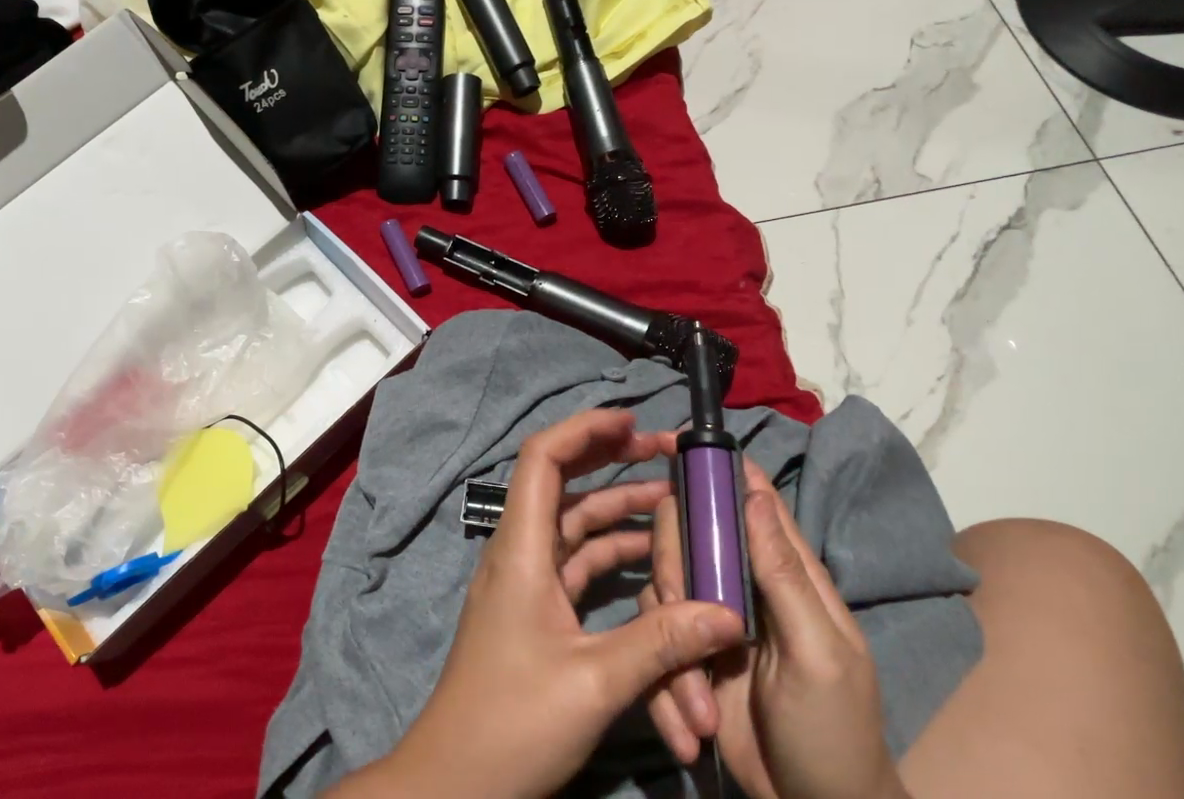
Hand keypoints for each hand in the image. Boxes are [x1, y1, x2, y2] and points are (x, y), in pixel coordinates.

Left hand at [328, 410, 749, 798]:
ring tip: (674, 502)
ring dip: (619, 513)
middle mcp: (519, 556)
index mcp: (520, 552)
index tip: (632, 421)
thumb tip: (726, 610)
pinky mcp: (535, 615)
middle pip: (561, 486)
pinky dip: (612, 557)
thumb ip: (662, 643)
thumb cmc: (513, 722)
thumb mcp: (595, 682)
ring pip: (574, 529)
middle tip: (666, 452)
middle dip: (611, 462)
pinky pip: (577, 568)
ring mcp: (525, 586)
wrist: (456, 780)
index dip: (583, 430)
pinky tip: (653, 562)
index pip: (542, 460)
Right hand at [640, 458, 906, 798]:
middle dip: (676, 578)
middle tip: (685, 622)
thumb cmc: (832, 732)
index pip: (754, 504)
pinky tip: (688, 730)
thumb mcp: (819, 654)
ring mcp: (710, 624)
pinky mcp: (684, 660)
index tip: (679, 444)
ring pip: (661, 594)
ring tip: (698, 708)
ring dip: (672, 655)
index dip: (723, 471)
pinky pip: (653, 646)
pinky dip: (664, 690)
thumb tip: (756, 494)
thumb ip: (785, 576)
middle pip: (688, 541)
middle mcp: (742, 588)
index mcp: (788, 576)